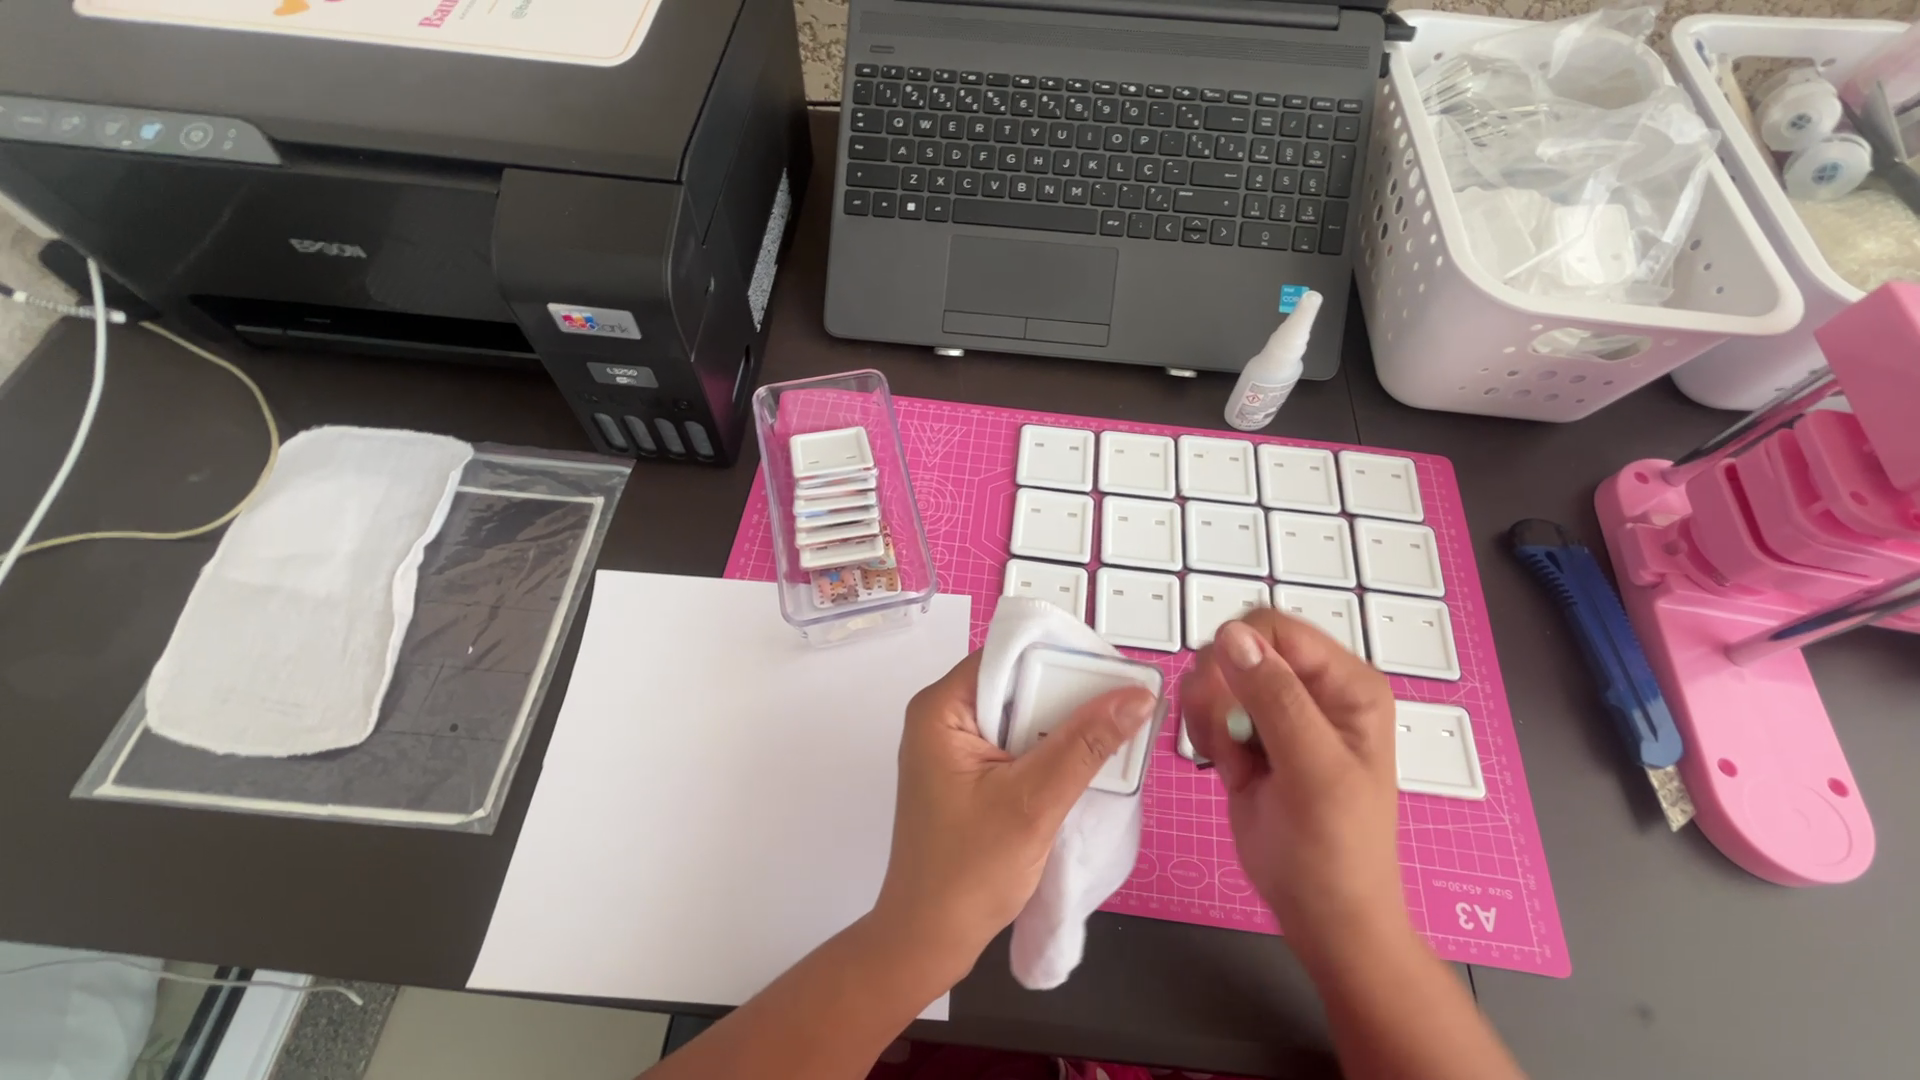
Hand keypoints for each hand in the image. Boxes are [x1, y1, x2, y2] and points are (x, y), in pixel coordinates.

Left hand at [874, 650, 1155, 976]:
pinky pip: (1016, 743)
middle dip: (1069, 694)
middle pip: (1016, 684)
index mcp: (941, 709)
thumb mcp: (1033, 802)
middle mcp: (943, 717)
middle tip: (1126, 701)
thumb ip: (1085, 745)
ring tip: (1116, 730)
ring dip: (1064, 726)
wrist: (928, 939)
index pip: (1006, 657)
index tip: (1115, 670)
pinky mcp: (968, 773)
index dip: (1060, 658)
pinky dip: (1050, 750)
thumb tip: (1137, 696)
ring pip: (1020, 715)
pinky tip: (1086, 760)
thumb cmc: (967, 872)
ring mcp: (954, 747)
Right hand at [1182, 610, 1405, 963]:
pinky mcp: (1247, 736)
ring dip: (1209, 717)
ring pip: (1214, 678)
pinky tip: (1227, 769)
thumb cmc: (1333, 846)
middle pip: (1236, 649)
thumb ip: (1275, 699)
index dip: (1239, 654)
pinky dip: (1205, 735)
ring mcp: (1276, 712)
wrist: (1320, 911)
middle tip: (1231, 741)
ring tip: (1233, 761)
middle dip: (1220, 691)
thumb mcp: (1314, 770)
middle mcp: (1310, 688)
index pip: (1275, 629)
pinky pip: (1207, 709)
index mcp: (1345, 683)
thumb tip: (1232, 635)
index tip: (1227, 701)